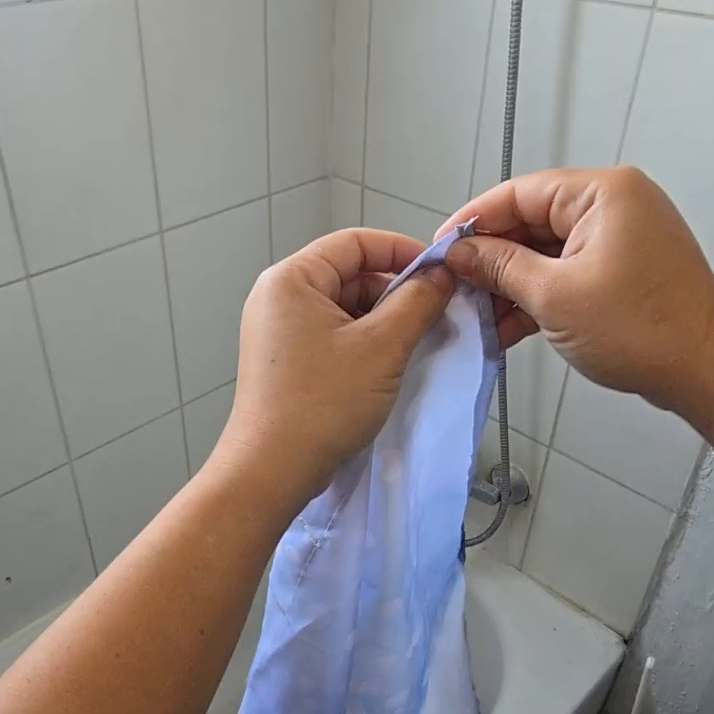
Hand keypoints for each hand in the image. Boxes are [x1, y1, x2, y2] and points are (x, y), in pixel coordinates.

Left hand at [208, 228, 453, 502]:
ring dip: (383, 322)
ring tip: (415, 345)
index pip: (355, 243)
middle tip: (435, 316)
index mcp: (291, 279)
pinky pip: (332, 337)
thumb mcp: (382, 347)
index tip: (441, 272)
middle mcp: (278, 298)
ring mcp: (278, 332)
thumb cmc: (323, 403)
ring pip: (344, 309)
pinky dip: (363, 344)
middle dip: (395, 293)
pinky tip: (389, 365)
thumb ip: (418, 302)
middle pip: (350, 275)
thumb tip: (441, 276)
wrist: (272, 470)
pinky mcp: (285, 362)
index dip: (403, 252)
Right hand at [442, 167, 713, 415]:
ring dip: (510, 284)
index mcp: (603, 194)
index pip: (519, 193)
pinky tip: (506, 326)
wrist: (705, 371)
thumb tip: (460, 252)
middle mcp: (612, 206)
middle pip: (530, 222)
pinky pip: (564, 272)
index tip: (441, 248)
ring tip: (477, 315)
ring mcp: (618, 239)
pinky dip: (536, 296)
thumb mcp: (554, 296)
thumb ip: (499, 267)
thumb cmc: (643, 330)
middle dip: (491, 259)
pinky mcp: (619, 270)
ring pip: (544, 252)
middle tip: (455, 288)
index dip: (474, 221)